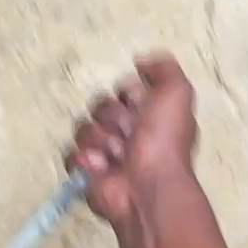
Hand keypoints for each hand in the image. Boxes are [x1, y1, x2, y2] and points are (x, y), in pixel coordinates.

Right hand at [67, 53, 198, 227]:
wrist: (148, 185)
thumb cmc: (164, 141)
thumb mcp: (177, 93)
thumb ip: (164, 68)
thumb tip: (139, 61)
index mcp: (147, 113)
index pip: (122, 89)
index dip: (128, 95)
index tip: (141, 107)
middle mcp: (126, 131)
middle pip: (99, 106)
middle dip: (114, 119)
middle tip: (131, 136)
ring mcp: (103, 151)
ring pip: (83, 128)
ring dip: (101, 141)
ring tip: (118, 157)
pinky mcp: (86, 172)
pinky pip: (71, 154)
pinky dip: (85, 161)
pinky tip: (102, 168)